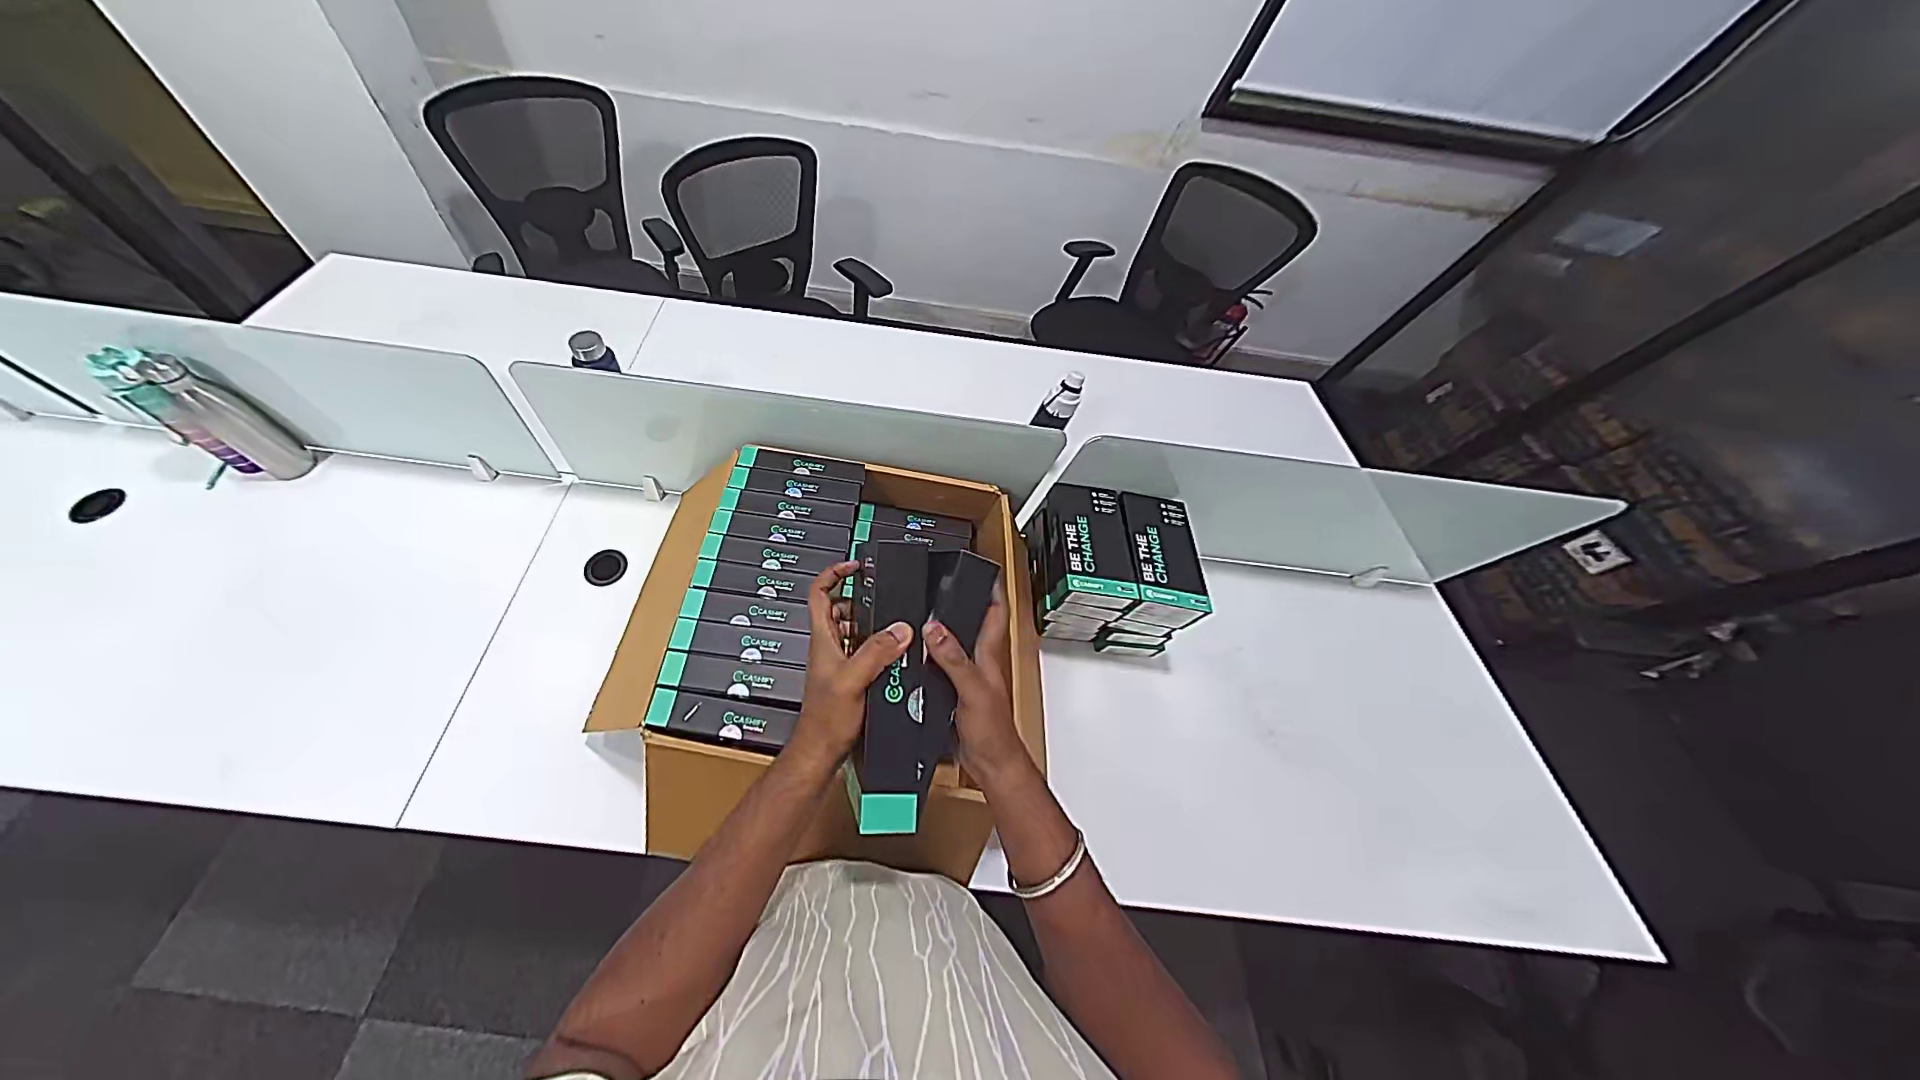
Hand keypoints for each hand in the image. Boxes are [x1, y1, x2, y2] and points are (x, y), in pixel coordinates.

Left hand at [787, 561, 911, 769]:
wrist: (822, 750)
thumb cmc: (824, 720)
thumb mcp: (853, 680)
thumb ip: (876, 652)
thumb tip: (898, 629)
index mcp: (823, 639)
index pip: (819, 593)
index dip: (834, 574)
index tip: (855, 565)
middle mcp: (829, 646)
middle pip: (842, 608)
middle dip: (863, 600)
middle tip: (884, 598)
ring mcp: (839, 661)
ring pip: (855, 630)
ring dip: (874, 626)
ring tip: (893, 628)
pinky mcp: (850, 675)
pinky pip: (865, 650)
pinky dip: (880, 648)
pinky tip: (894, 657)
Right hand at [924, 582, 1028, 785]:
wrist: (990, 763)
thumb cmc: (994, 731)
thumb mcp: (972, 689)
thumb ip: (954, 658)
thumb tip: (936, 628)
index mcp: (989, 654)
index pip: (995, 612)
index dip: (991, 589)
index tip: (981, 570)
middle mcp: (980, 661)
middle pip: (973, 623)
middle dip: (962, 602)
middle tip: (947, 584)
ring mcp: (967, 676)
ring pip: (955, 643)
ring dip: (943, 629)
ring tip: (926, 612)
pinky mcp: (955, 692)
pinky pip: (942, 666)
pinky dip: (931, 657)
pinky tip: (918, 656)